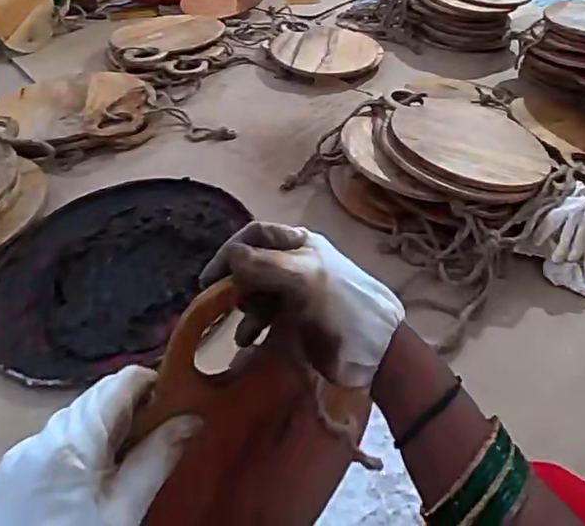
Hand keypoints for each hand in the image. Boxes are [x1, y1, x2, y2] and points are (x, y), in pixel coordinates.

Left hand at [0, 366, 201, 525]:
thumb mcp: (124, 515)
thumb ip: (158, 457)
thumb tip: (193, 418)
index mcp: (71, 439)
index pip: (123, 380)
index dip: (154, 387)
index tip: (174, 412)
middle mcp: (38, 437)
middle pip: (97, 399)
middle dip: (129, 414)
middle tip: (153, 447)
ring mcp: (13, 462)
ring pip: (73, 423)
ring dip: (101, 435)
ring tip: (119, 476)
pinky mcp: (0, 485)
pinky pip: (48, 449)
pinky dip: (73, 455)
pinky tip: (80, 493)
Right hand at [200, 222, 403, 387]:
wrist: (375, 349)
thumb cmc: (342, 304)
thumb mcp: (304, 279)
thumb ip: (267, 264)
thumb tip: (231, 255)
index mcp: (300, 244)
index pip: (256, 235)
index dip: (231, 251)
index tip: (209, 278)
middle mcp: (295, 262)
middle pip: (252, 264)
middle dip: (235, 283)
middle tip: (217, 307)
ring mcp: (296, 291)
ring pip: (256, 292)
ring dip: (244, 309)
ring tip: (245, 332)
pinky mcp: (296, 319)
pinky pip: (265, 316)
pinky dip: (253, 326)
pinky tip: (250, 342)